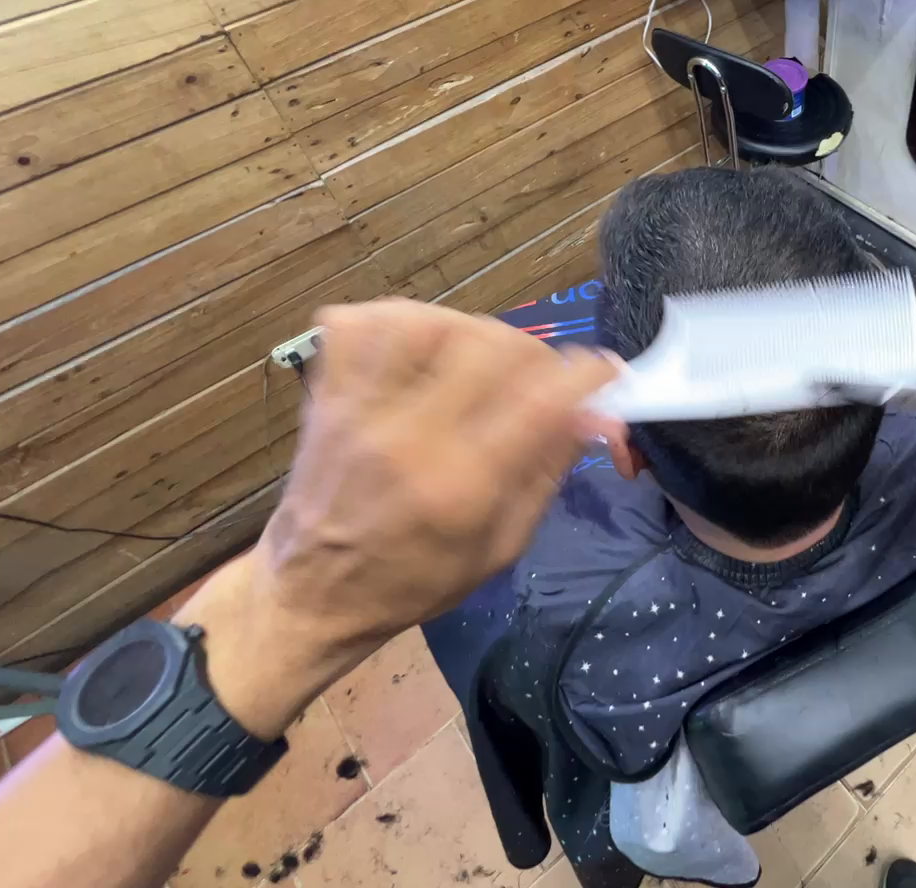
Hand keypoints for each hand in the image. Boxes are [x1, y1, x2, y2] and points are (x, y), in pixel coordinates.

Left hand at [175, 300, 616, 735]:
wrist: (310, 597)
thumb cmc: (418, 580)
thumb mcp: (505, 545)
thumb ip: (548, 470)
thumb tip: (593, 412)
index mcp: (465, 486)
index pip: (542, 399)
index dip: (588, 373)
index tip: (605, 372)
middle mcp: (413, 438)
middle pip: (493, 346)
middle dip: (537, 353)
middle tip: (542, 378)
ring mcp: (362, 410)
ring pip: (429, 322)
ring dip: (474, 331)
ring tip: (482, 360)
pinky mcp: (329, 397)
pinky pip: (359, 322)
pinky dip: (400, 319)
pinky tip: (422, 345)